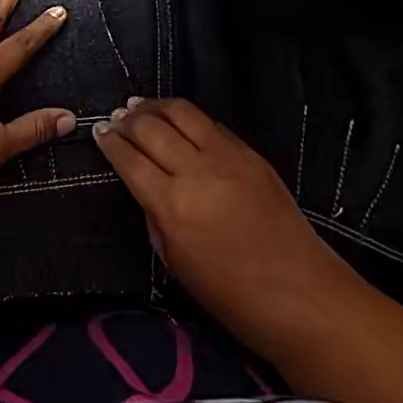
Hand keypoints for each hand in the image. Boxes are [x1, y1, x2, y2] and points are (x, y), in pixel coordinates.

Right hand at [94, 98, 351, 351]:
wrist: (303, 296)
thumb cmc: (233, 296)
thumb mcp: (175, 262)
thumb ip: (154, 215)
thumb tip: (144, 184)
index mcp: (173, 206)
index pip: (129, 158)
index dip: (109, 141)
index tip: (98, 132)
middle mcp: (197, 172)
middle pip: (150, 128)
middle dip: (126, 119)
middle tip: (115, 118)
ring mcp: (227, 157)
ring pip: (181, 113)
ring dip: (154, 106)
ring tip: (138, 106)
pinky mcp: (251, 154)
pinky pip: (210, 124)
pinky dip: (186, 118)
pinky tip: (177, 121)